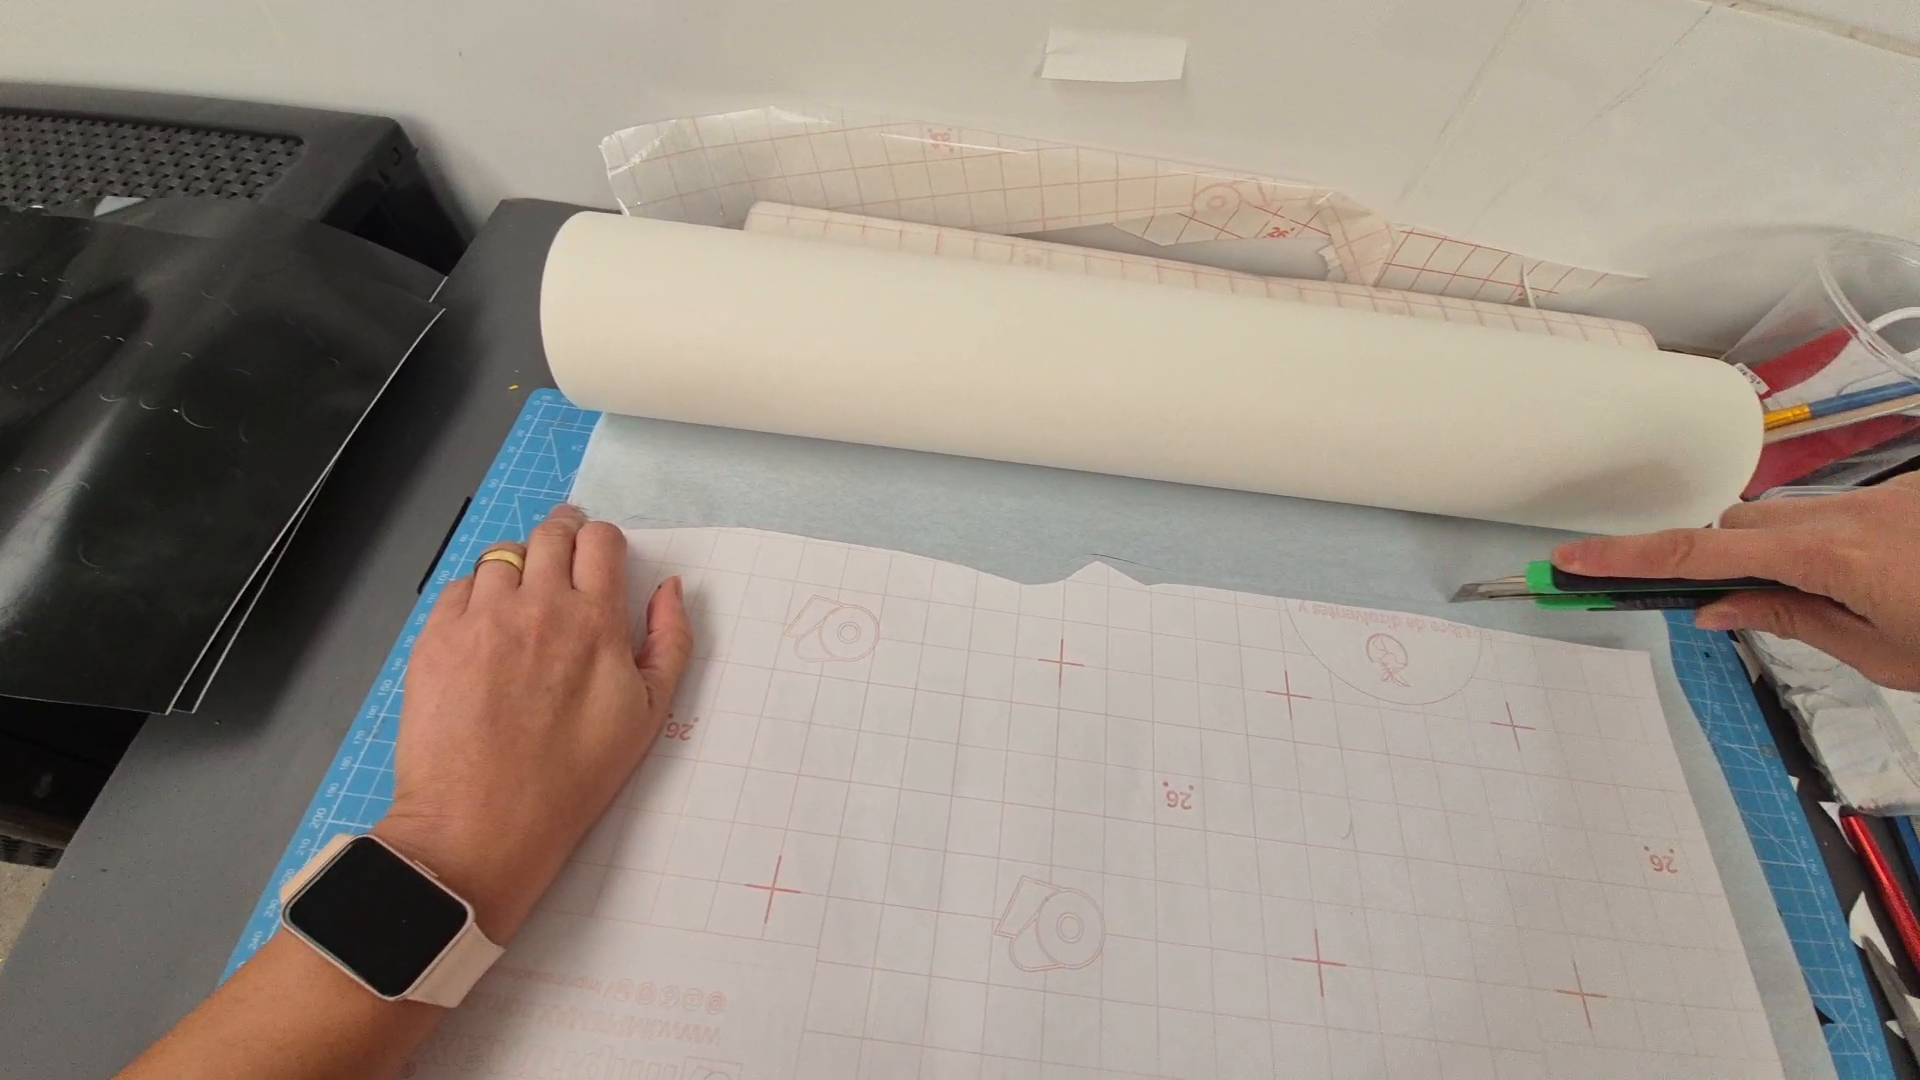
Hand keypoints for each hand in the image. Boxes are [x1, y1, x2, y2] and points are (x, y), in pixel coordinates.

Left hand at [372, 505, 693, 939]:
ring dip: (521, 564)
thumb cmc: (578, 771)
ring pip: (502, 555)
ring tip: (525, 594)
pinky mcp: (435, 638)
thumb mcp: (651, 711)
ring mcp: (480, 618)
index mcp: (595, 619)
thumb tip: (670, 587)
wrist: (482, 822)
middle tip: (566, 554)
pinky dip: (478, 593)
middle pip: (550, 533)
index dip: (605, 539)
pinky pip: (459, 587)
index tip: (603, 556)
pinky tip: (488, 624)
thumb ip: (671, 639)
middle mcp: (538, 604)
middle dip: (564, 533)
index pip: (600, 540)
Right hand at [1553, 474, 1919, 690]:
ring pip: (1789, 513)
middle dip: (1727, 555)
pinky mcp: (1914, 492)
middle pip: (1740, 524)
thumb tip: (1716, 608)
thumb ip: (1793, 619)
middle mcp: (1853, 515)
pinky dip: (1840, 536)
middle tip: (1751, 597)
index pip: (1696, 554)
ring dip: (1785, 545)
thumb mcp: (1885, 654)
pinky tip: (1890, 568)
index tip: (1570, 560)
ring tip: (1849, 588)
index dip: (1624, 557)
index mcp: (1833, 558)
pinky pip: (1845, 508)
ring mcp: (1889, 497)